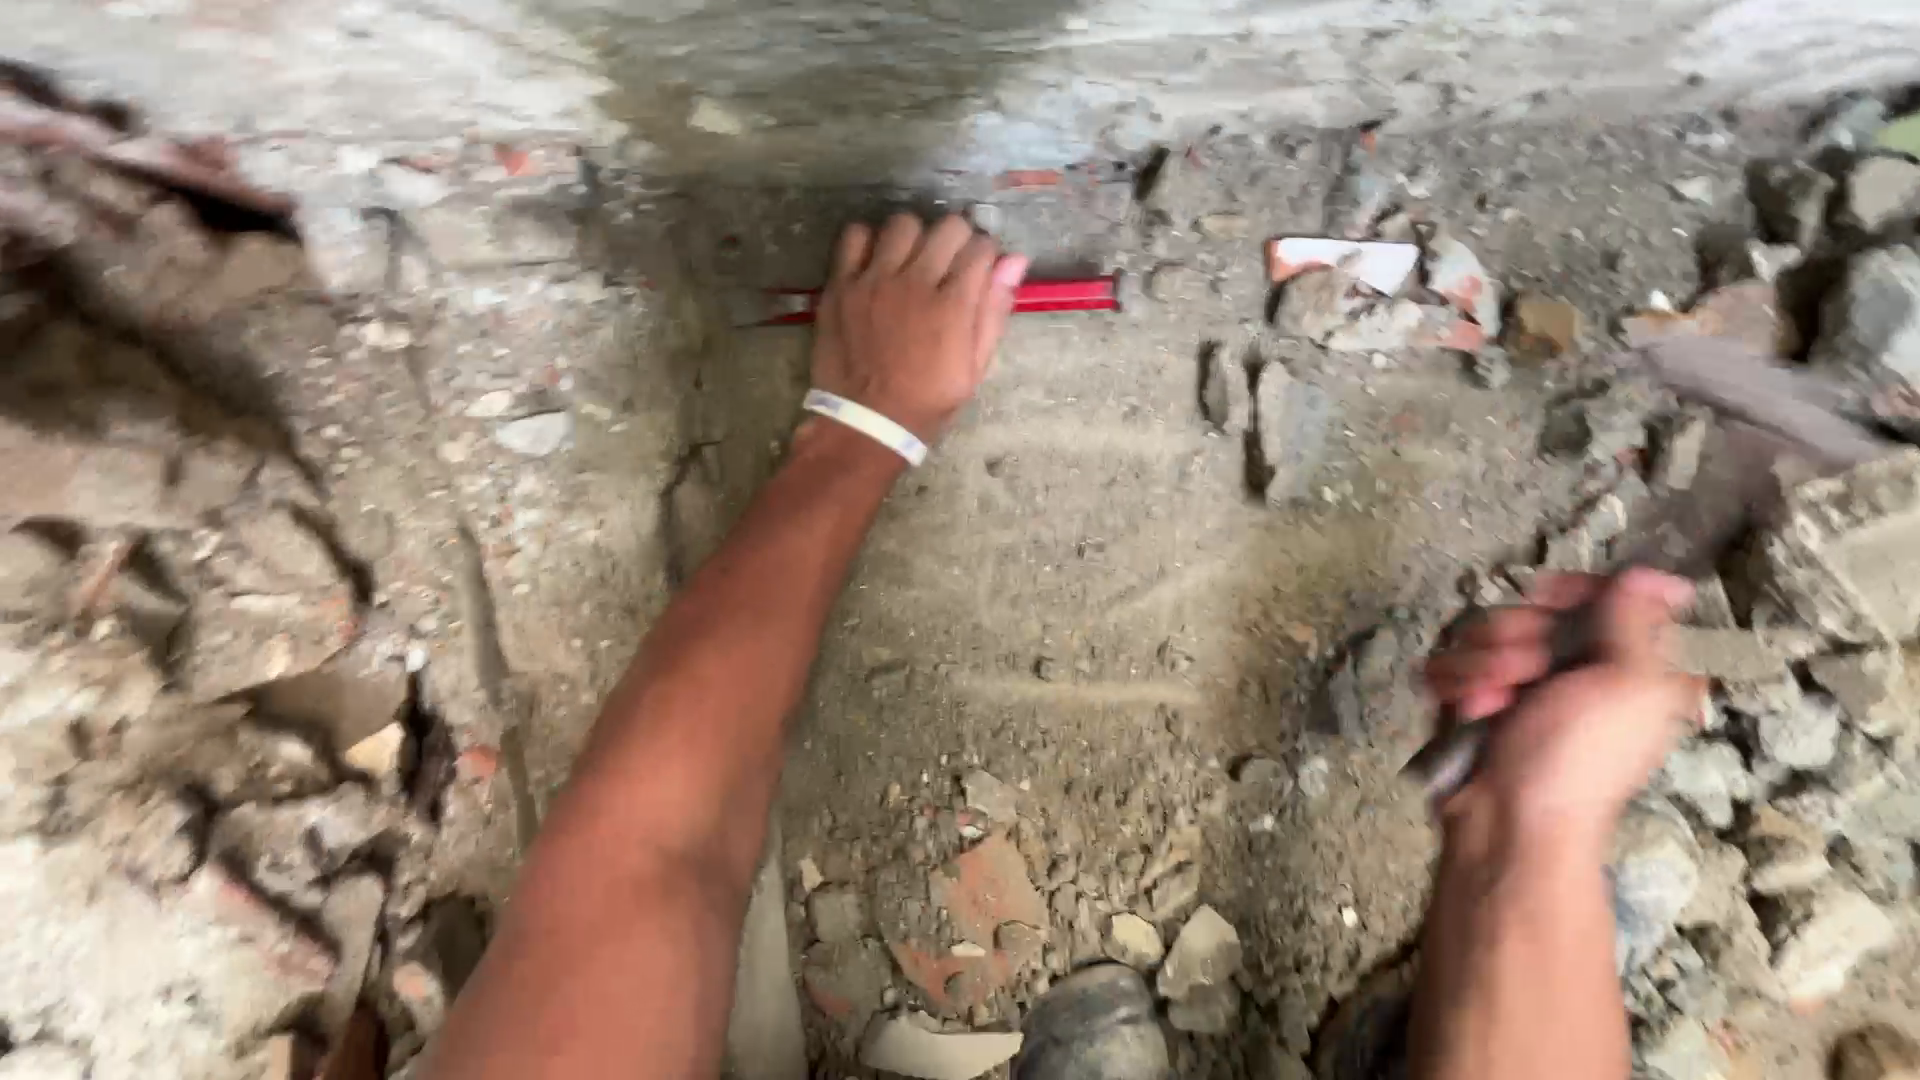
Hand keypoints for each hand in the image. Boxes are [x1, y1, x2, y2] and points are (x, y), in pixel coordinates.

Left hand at [810, 213, 1028, 442]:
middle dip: (958, 240)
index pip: (982, 248)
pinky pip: (855, 236)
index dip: (987, 255)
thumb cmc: (927, 402)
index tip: (981, 269)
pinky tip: (876, 263)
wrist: (865, 423)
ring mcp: (874, 280)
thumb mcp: (973, 369)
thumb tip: (1015, 262)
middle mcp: (915, 282)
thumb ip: (993, 313)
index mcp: (952, 305)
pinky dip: (869, 242)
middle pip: (948, 228)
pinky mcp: (841, 285)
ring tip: (912, 261)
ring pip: (903, 224)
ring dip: (915, 237)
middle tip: (950, 264)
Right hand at [1422, 569, 1706, 845]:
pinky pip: (1445, 662)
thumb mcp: (1626, 688)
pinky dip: (1451, 686)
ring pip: (1477, 632)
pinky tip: (1468, 712)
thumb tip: (1662, 577)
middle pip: (1527, 609)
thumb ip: (1639, 626)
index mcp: (1624, 664)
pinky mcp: (1467, 696)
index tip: (1546, 600)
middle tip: (1523, 675)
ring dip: (1478, 667)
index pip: (1596, 594)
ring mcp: (1512, 682)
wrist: (1506, 817)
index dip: (1569, 590)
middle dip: (1513, 638)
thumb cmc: (1576, 758)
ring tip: (1491, 704)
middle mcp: (1568, 667)